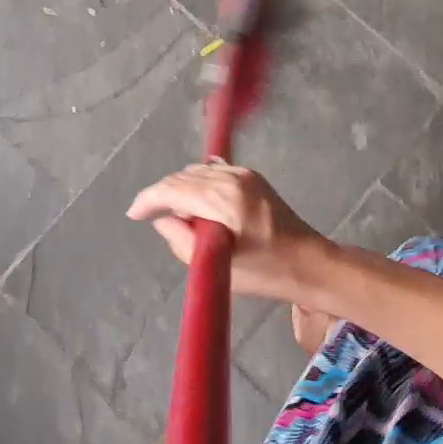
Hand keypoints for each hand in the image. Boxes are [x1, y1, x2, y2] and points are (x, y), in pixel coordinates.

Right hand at [127, 162, 326, 301]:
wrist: (309, 262)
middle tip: (152, 217)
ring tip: (178, 216)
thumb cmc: (265, 271)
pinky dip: (200, 183)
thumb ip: (182, 240)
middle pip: (184, 176)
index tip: (133, 214)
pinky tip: (196, 202)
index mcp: (223, 198)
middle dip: (163, 194)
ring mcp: (246, 174)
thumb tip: (164, 221)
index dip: (149, 199)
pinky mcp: (254, 178)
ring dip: (181, 188)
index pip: (173, 188)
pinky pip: (215, 172)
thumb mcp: (217, 265)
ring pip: (198, 172)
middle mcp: (233, 178)